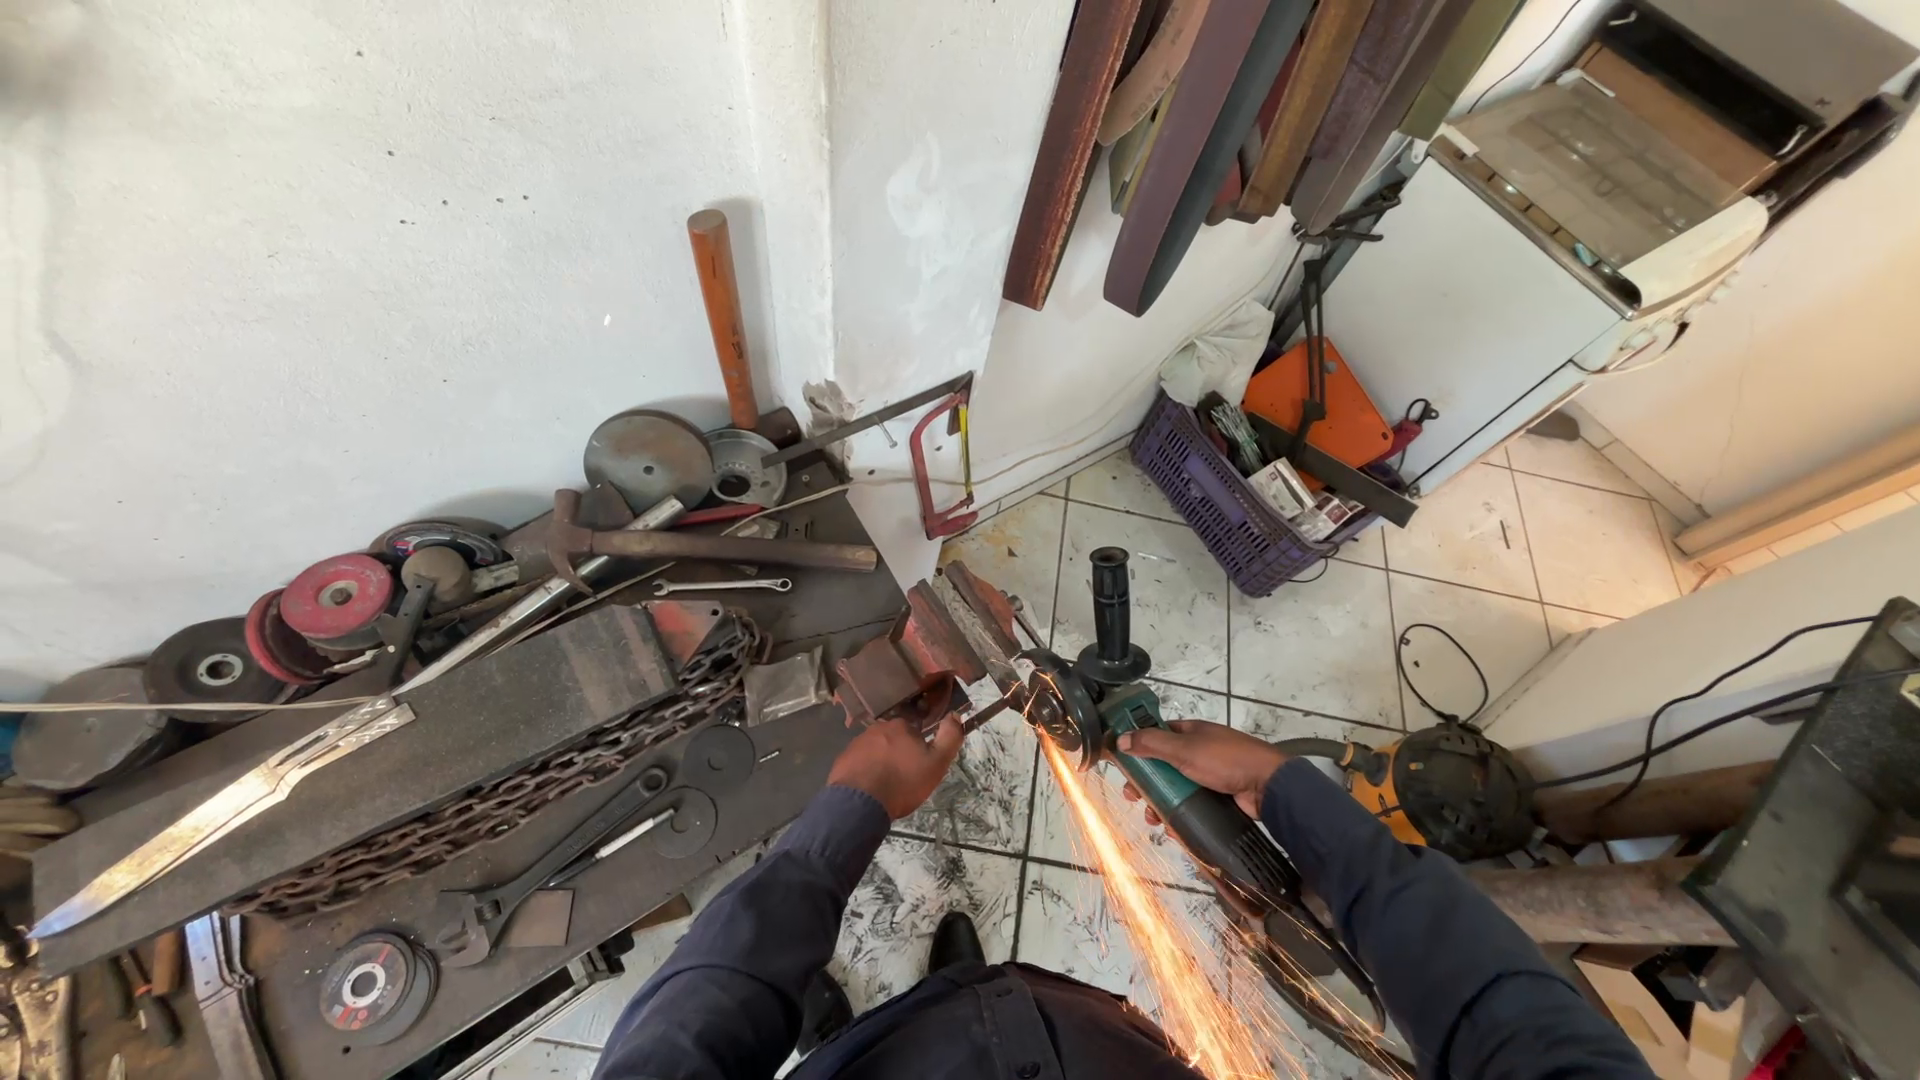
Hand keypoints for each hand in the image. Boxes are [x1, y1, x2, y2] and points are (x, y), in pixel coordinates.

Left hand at [827, 716, 963, 818]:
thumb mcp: (937, 763)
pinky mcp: (843, 759)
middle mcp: (877, 728)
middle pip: (894, 741)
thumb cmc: (903, 781)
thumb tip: (955, 715)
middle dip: (899, 756)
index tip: (920, 769)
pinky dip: (865, 772)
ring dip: (881, 764)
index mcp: (901, 726)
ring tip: (886, 787)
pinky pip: (859, 763)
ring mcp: (857, 743)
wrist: (860, 803)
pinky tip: (869, 790)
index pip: (915, 733)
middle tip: (904, 780)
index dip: (920, 751)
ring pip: (876, 751)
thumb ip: (949, 738)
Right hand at [1118, 721, 1288, 817]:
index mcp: (1191, 733)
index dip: (1138, 747)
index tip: (1123, 763)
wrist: (1269, 787)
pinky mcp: (1217, 798)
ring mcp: (1209, 776)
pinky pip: (1191, 806)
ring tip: (1152, 818)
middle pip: (1163, 767)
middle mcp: (1199, 751)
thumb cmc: (1226, 760)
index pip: (1157, 735)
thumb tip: (1121, 739)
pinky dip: (1179, 816)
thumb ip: (1152, 743)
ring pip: (1175, 790)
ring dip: (1160, 804)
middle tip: (1132, 797)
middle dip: (1146, 783)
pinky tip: (1172, 828)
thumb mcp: (1184, 748)